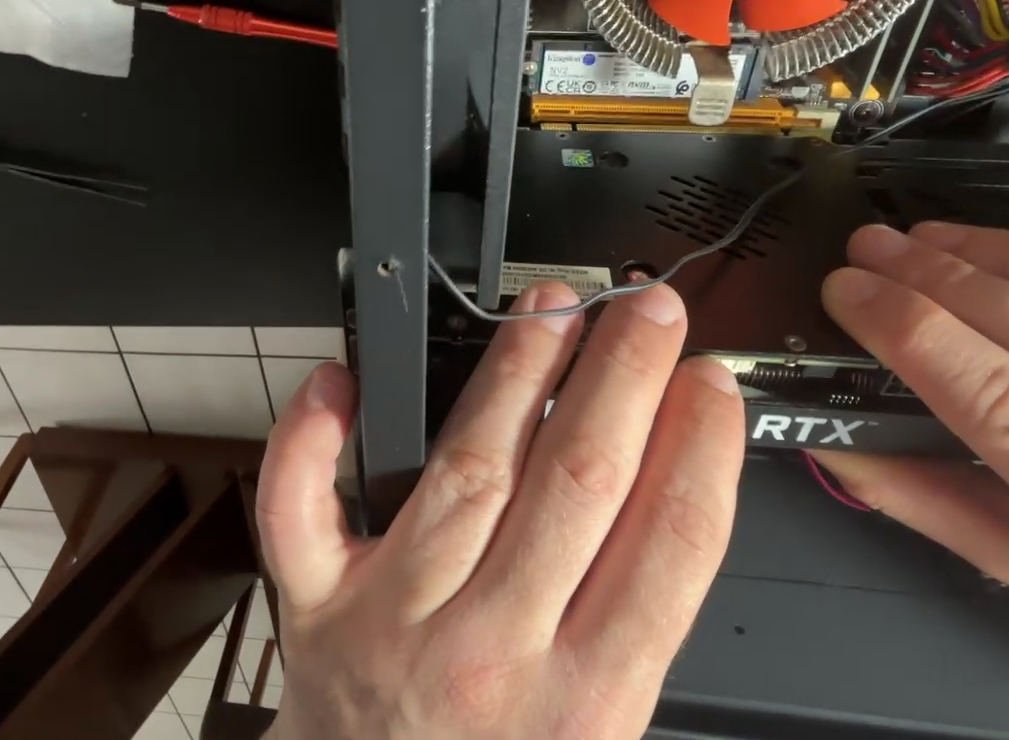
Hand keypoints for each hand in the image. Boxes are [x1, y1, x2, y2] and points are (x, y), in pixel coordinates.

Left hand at [255, 282, 745, 739]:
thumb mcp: (600, 732)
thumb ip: (633, 623)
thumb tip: (675, 485)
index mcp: (583, 699)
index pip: (665, 545)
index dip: (699, 446)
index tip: (706, 382)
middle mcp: (489, 650)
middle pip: (575, 481)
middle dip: (622, 377)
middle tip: (645, 312)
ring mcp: (393, 616)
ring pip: (467, 466)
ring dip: (516, 372)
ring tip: (554, 310)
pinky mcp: (317, 600)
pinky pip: (301, 506)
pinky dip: (312, 437)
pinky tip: (344, 379)